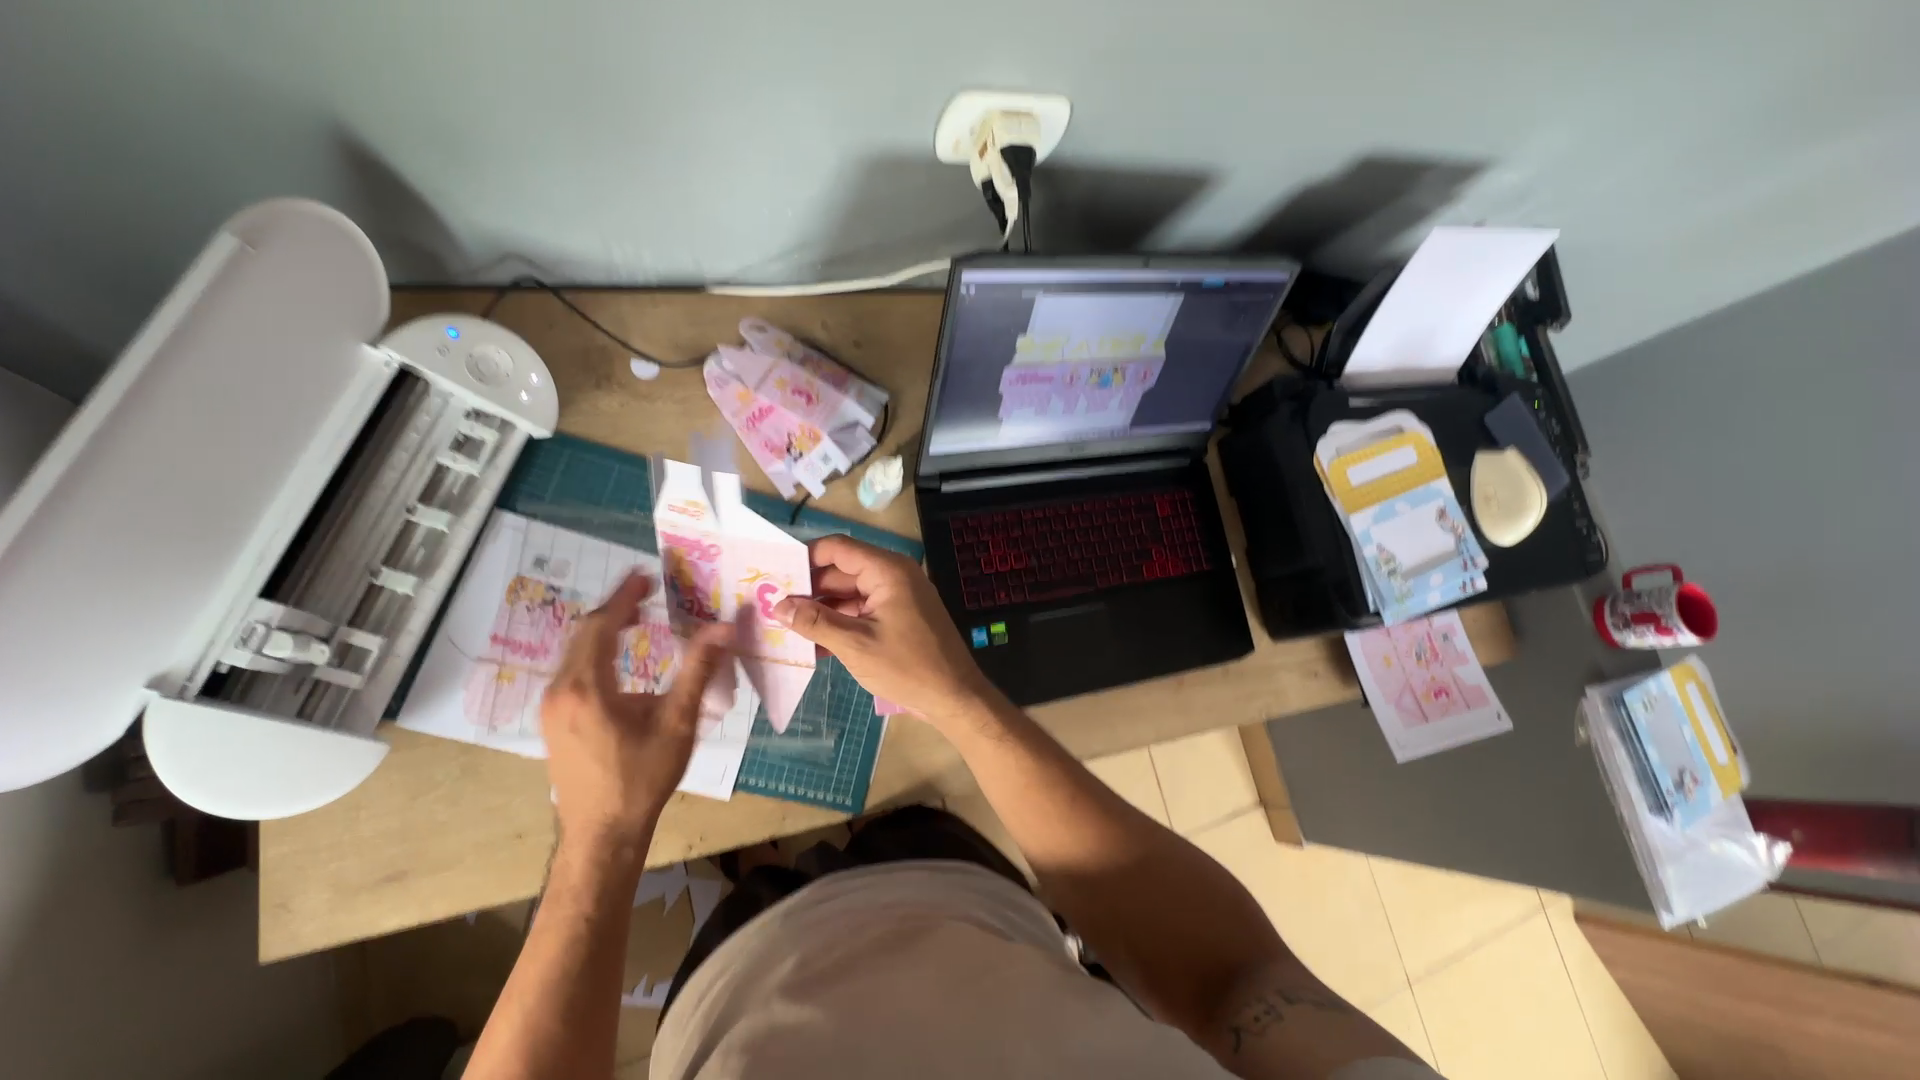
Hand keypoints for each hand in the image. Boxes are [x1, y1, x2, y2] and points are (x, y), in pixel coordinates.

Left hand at [541, 573, 730, 854]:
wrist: (602, 833)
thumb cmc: (641, 779)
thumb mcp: (676, 724)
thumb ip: (697, 672)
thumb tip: (723, 628)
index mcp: (586, 687)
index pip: (601, 625)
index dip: (625, 598)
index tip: (646, 577)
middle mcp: (560, 691)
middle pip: (583, 634)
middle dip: (614, 610)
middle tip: (646, 594)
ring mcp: (551, 708)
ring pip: (574, 653)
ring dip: (603, 631)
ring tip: (636, 619)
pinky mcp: (554, 722)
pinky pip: (571, 672)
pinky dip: (595, 653)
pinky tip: (619, 660)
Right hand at [772, 535, 996, 723]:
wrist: (955, 698)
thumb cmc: (907, 667)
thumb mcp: (855, 645)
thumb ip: (815, 622)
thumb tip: (778, 605)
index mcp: (887, 571)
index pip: (837, 548)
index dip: (804, 558)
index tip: (775, 574)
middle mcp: (893, 576)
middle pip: (841, 571)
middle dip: (809, 588)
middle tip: (772, 605)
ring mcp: (898, 598)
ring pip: (850, 594)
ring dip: (821, 610)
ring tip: (785, 627)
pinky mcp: (899, 618)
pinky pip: (862, 612)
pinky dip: (840, 623)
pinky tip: (813, 644)